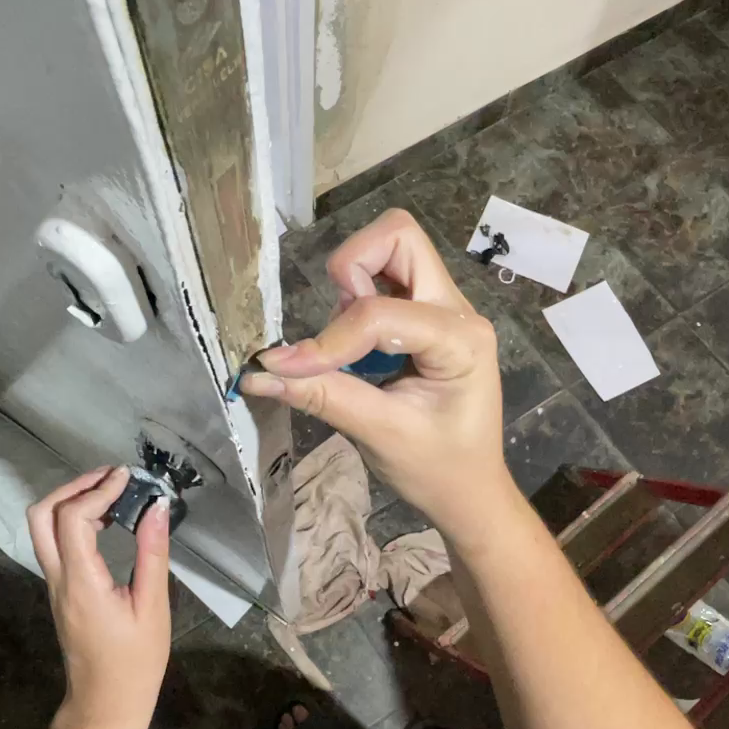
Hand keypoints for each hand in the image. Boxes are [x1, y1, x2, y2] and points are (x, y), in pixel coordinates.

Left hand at [25, 467, 171, 728]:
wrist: (106, 702)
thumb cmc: (136, 660)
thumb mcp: (153, 607)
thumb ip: (152, 554)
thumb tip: (157, 506)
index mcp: (81, 582)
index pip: (73, 518)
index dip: (98, 490)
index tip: (128, 477)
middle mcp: (58, 578)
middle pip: (41, 515)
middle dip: (73, 486)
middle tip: (111, 477)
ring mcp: (54, 584)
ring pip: (42, 527)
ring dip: (70, 499)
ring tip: (110, 491)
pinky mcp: (60, 589)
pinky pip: (54, 541)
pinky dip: (74, 518)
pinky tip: (106, 518)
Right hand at [240, 209, 510, 531]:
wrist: (470, 491)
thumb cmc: (438, 470)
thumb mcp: (379, 436)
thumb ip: (321, 396)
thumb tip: (257, 374)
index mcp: (461, 340)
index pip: (381, 314)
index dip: (328, 340)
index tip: (285, 370)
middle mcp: (457, 310)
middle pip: (400, 237)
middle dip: (353, 266)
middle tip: (337, 321)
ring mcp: (444, 308)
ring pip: (394, 248)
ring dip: (354, 282)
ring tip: (349, 346)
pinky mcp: (426, 316)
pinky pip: (388, 278)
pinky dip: (358, 299)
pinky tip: (356, 348)